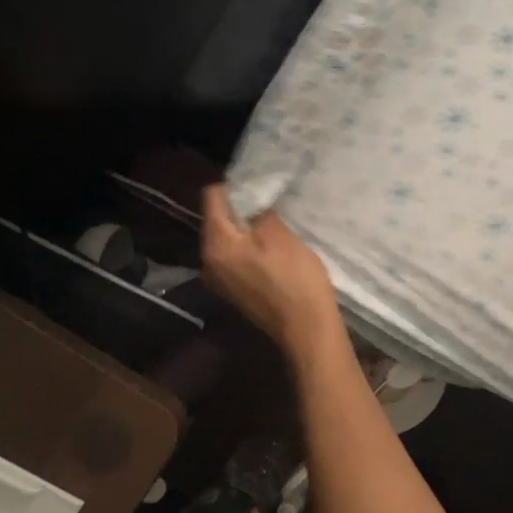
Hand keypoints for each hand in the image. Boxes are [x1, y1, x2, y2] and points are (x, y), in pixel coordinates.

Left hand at [201, 185, 342, 350]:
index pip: (212, 198)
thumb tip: (253, 202)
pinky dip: (249, 247)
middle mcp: (207, 262)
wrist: (305, 328)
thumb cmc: (295, 279)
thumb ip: (261, 212)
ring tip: (275, 224)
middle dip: (241, 208)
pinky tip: (272, 249)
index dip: (236, 185)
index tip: (262, 184)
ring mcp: (218, 279)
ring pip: (227, 239)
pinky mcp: (232, 290)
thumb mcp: (281, 236)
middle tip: (272, 202)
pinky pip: (233, 257)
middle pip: (217, 220)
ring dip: (247, 229)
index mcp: (216, 245)